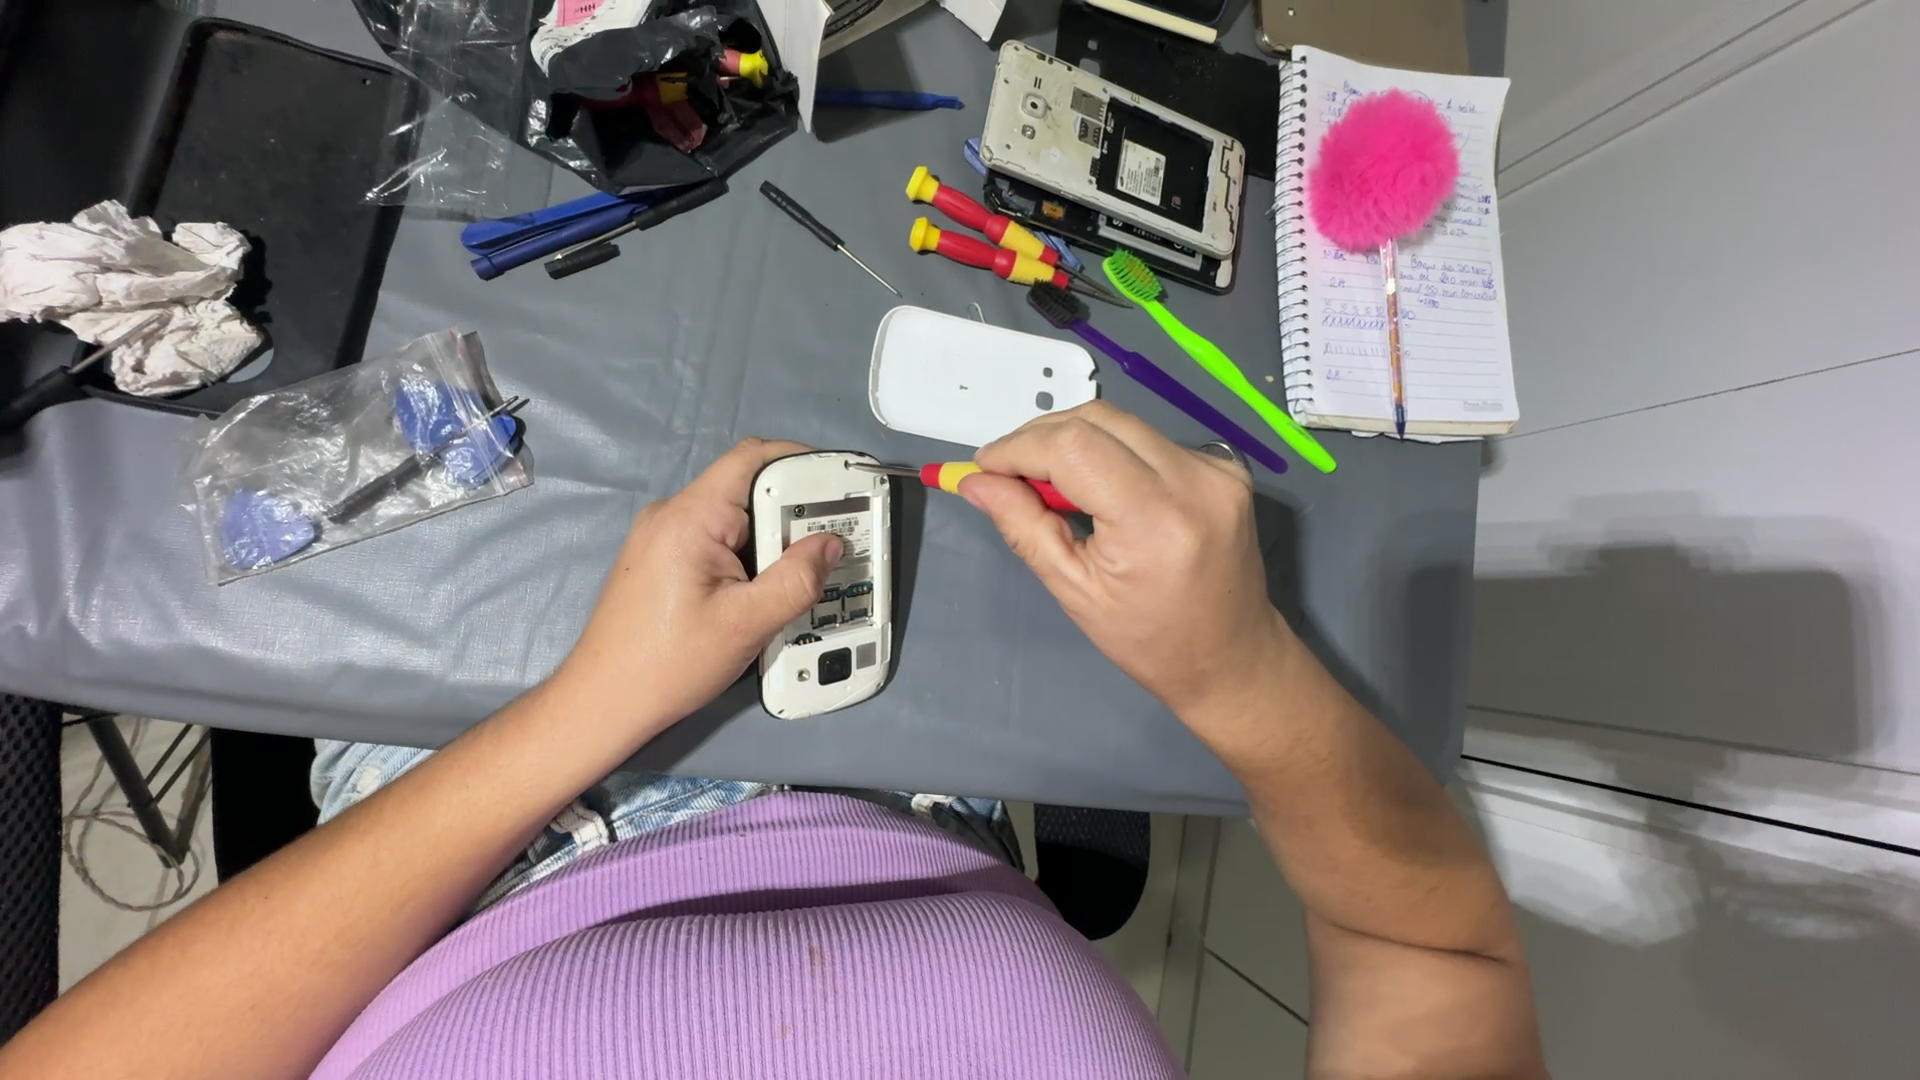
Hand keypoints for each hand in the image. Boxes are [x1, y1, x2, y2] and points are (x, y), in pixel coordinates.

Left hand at [556, 438, 843, 739]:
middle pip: (748, 489)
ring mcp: (665, 538)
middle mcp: (673, 516)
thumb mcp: (746, 623)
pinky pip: (720, 541)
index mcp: (690, 518)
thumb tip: (832, 543)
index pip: (752, 458)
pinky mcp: (665, 561)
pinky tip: (769, 587)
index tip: (840, 483)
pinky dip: (752, 555)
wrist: (604, 702)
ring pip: (736, 518)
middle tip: (836, 539)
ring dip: (774, 538)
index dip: (801, 461)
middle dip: (795, 511)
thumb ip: (796, 580)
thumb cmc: (670, 662)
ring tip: (808, 569)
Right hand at [959, 403, 1296, 755]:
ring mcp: (1216, 468)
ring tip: (1047, 481)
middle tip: (1008, 472)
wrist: (1233, 657)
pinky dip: (1109, 450)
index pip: (1072, 447)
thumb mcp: (1074, 591)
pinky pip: (1148, 439)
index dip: (1018, 448)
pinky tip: (1096, 486)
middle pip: (1096, 420)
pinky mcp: (1223, 466)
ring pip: (1122, 422)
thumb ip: (1023, 527)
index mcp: (1155, 521)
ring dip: (1072, 440)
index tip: (984, 467)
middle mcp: (1194, 479)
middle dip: (1039, 437)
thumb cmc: (1150, 641)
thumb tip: (975, 483)